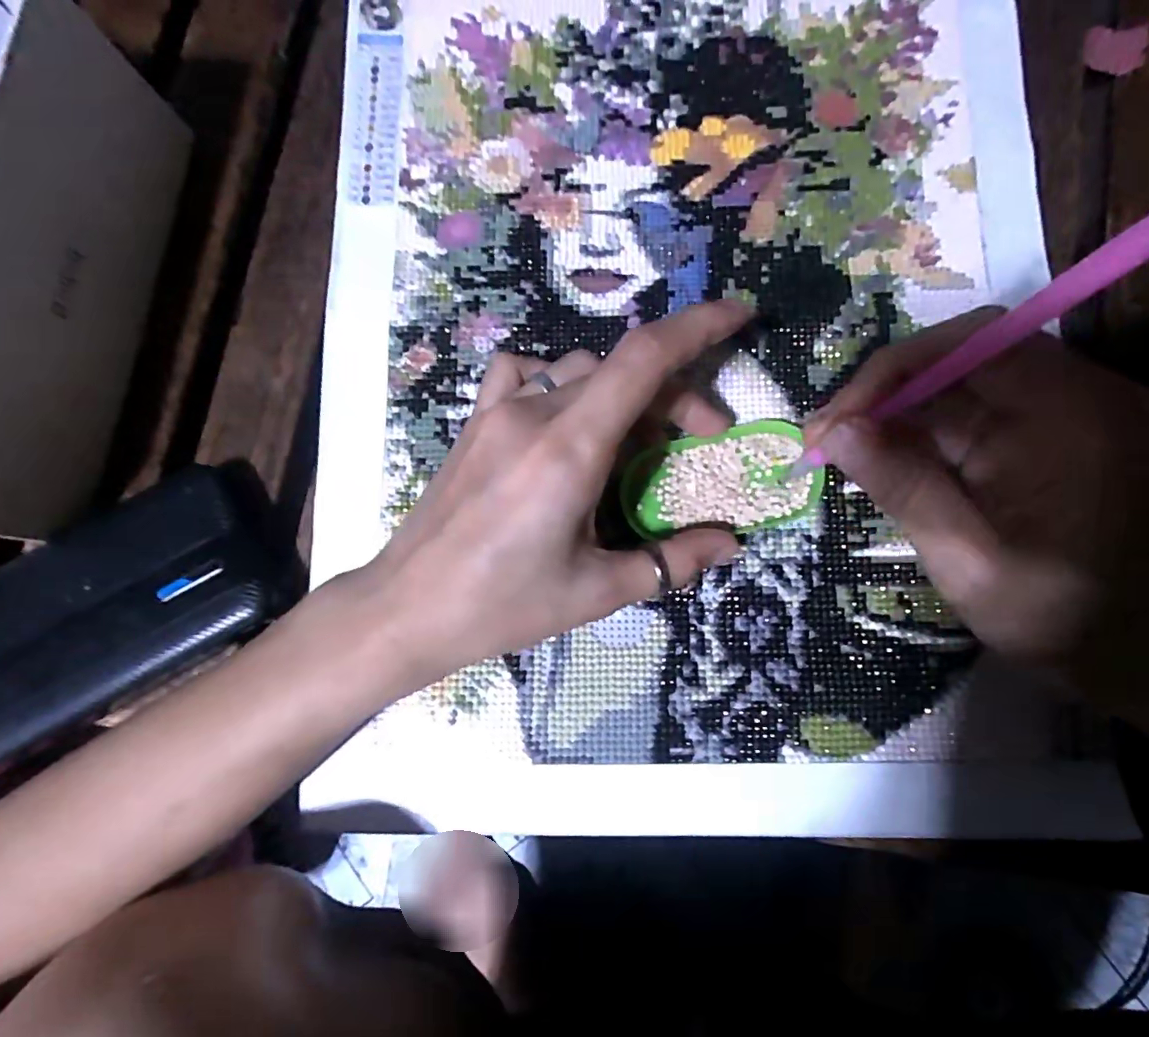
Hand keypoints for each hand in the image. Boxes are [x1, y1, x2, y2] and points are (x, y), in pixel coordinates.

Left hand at [352, 300, 751, 682]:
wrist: (407, 610)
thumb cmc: (503, 606)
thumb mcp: (597, 591)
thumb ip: (671, 562)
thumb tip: (730, 545)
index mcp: (570, 449)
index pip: (644, 360)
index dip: (699, 327)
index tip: (740, 314)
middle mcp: (534, 413)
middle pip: (622, 369)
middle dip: (676, 396)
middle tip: (700, 444)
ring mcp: (498, 411)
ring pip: (581, 369)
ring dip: (625, 393)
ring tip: (637, 444)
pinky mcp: (476, 422)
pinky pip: (527, 373)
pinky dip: (564, 382)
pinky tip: (566, 421)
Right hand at [802, 308, 1148, 676]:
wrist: (1132, 654)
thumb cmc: (1049, 616)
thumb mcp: (964, 558)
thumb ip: (902, 485)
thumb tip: (834, 430)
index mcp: (1075, 419)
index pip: (974, 345)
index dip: (893, 370)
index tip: (836, 419)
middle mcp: (1095, 393)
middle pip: (972, 356)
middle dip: (890, 390)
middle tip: (827, 434)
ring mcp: (1092, 408)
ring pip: (977, 383)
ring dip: (907, 410)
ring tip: (845, 445)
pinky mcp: (1078, 428)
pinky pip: (995, 409)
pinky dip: (939, 428)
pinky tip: (894, 454)